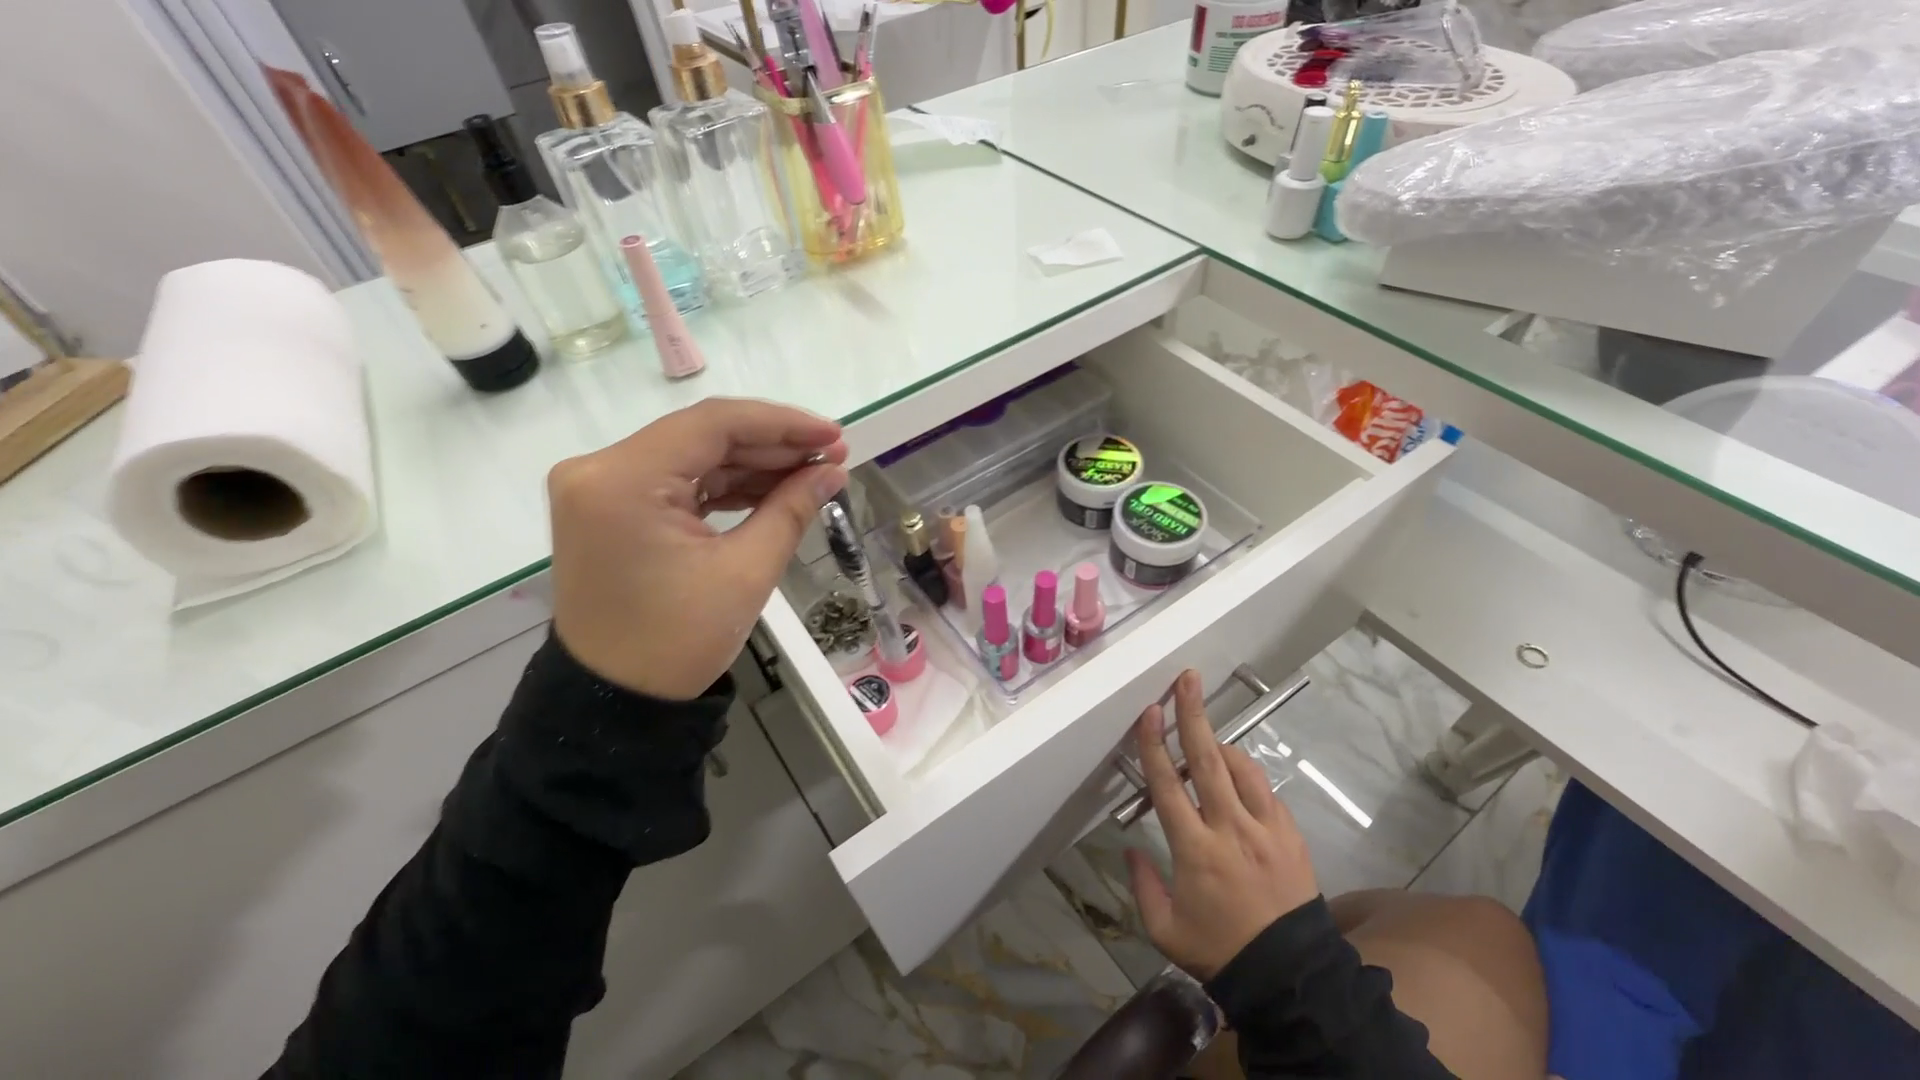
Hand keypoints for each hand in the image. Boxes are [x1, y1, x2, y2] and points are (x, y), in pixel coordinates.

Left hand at [547, 398, 848, 699]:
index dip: (781, 424)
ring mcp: (598, 487)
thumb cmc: (678, 642)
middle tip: (831, 455)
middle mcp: (599, 469)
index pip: (713, 424)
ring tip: (811, 474)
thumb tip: (832, 471)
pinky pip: (673, 481)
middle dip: (771, 445)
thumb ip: (791, 509)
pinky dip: (722, 485)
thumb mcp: (746, 572)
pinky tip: (772, 489)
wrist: (614, 699)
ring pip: (690, 456)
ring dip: (750, 464)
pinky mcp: (606, 507)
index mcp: (623, 479)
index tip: (832, 434)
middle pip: (700, 435)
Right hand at [1125, 670, 1320, 980]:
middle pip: (1208, 759)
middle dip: (1194, 715)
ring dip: (1220, 746)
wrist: (1290, 974)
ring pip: (1241, 768)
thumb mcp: (1165, 930)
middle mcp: (1231, 829)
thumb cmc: (1219, 950)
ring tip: (1206, 738)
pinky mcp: (1290, 834)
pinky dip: (1246, 776)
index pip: (1168, 785)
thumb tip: (1131, 848)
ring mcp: (1266, 829)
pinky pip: (1266, 791)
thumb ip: (1142, 884)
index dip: (1154, 745)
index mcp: (1195, 850)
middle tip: (1187, 679)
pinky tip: (1236, 779)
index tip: (1149, 713)